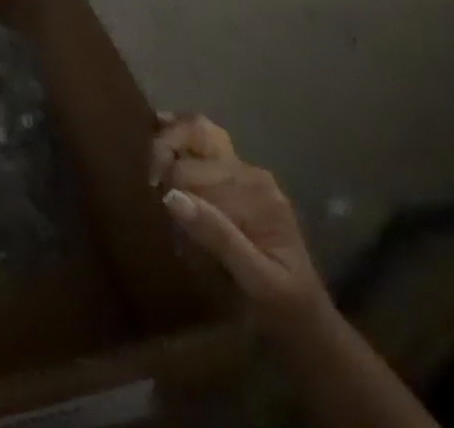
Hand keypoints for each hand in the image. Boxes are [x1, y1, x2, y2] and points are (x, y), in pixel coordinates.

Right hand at [151, 114, 327, 326]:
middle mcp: (251, 173)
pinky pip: (204, 153)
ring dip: (171, 145)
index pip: (191, 167)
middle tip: (148, 181)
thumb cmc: (280, 303)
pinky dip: (179, 149)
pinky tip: (163, 156)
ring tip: (151, 170)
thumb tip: (171, 196)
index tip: (150, 197)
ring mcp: (246, 177)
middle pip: (198, 133)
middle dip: (165, 148)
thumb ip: (218, 237)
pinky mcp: (239, 186)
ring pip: (200, 136)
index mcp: (256, 191)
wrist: (305, 321)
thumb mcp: (255, 279)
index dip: (164, 175)